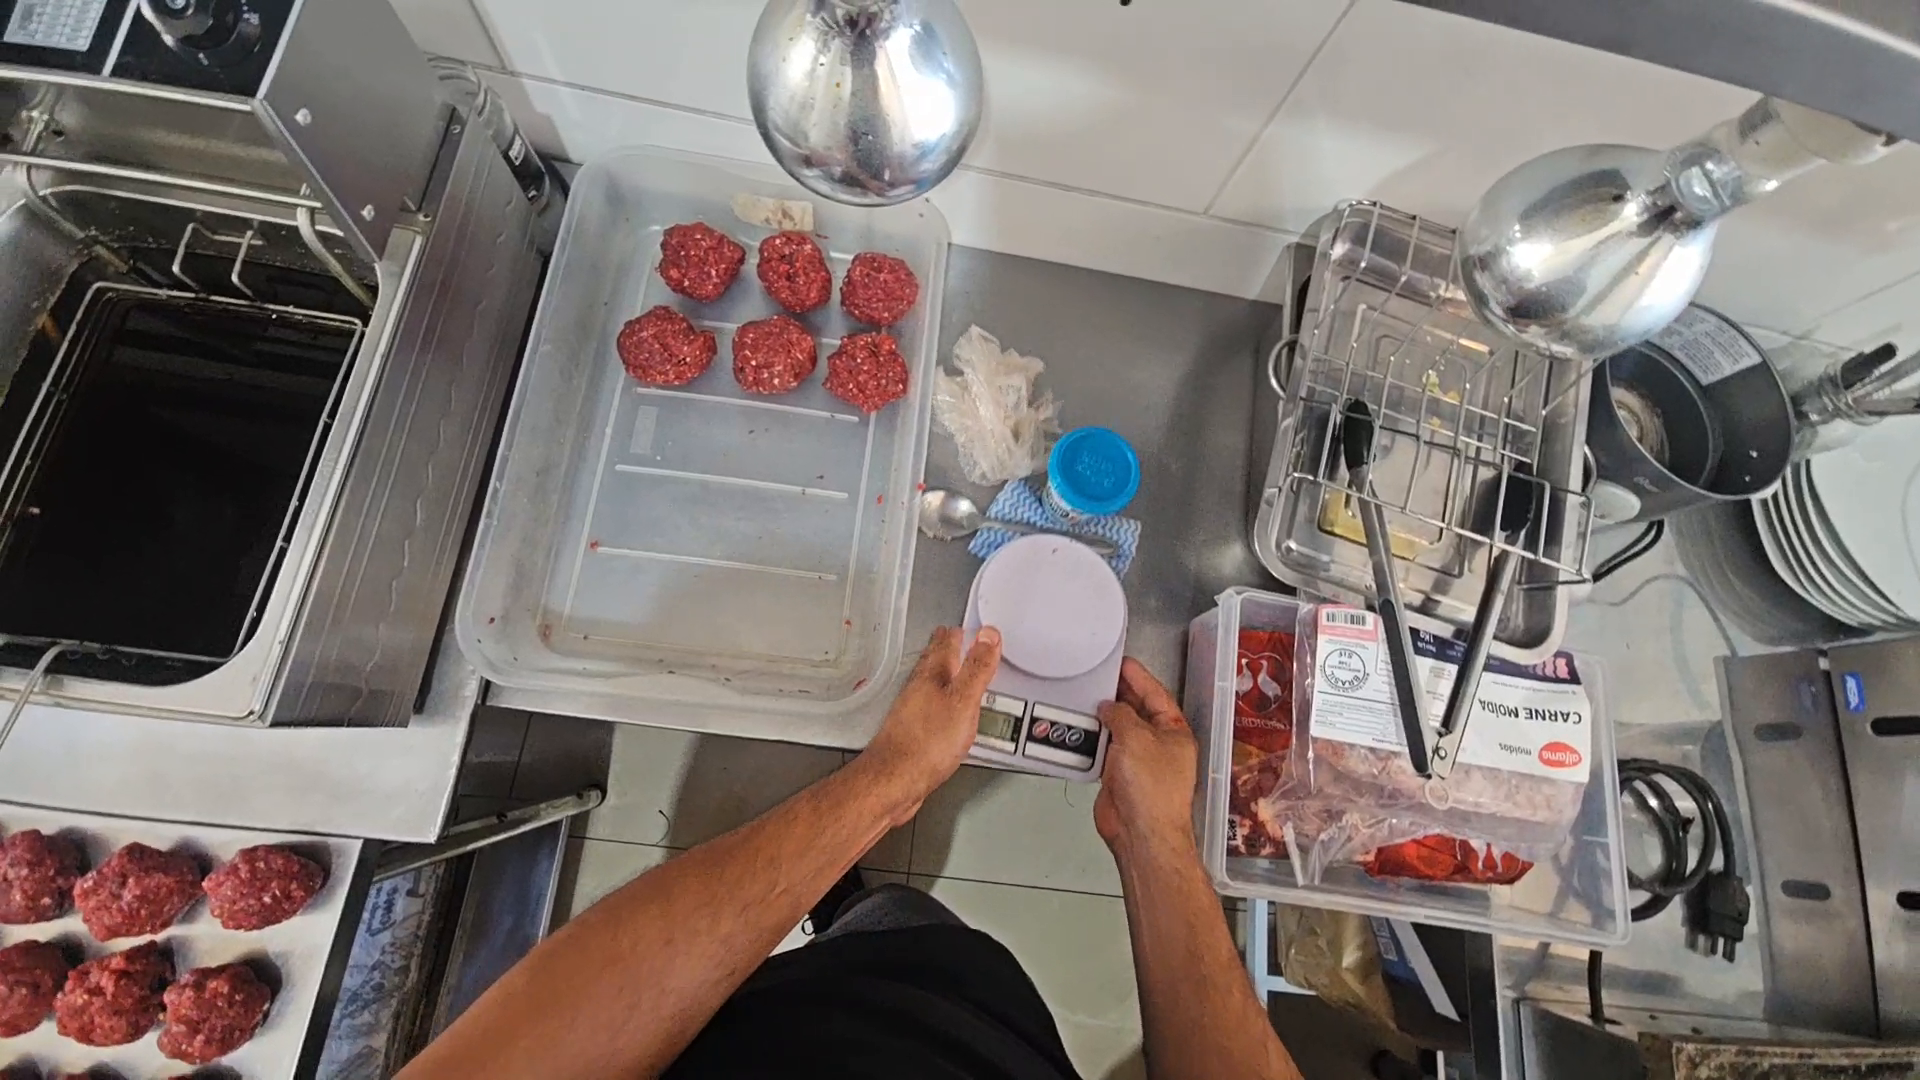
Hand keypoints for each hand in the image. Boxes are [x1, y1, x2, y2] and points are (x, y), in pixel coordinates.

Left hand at [854, 625, 1001, 824]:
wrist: (894, 780)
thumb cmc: (926, 743)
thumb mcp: (963, 701)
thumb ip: (977, 667)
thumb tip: (988, 635)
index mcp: (932, 674)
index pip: (946, 642)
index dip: (960, 633)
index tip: (971, 627)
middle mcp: (919, 687)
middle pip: (934, 659)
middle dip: (947, 647)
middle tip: (956, 638)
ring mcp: (912, 709)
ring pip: (930, 681)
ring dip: (943, 671)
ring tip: (953, 668)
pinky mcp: (911, 730)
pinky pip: (928, 705)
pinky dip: (940, 698)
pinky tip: (943, 709)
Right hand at [1095, 658, 1199, 863]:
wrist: (1141, 832)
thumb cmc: (1151, 788)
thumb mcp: (1137, 737)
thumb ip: (1121, 715)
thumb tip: (1109, 708)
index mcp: (1174, 732)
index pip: (1156, 695)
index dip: (1139, 677)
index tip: (1122, 662)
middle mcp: (1158, 744)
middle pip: (1137, 710)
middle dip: (1119, 694)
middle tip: (1098, 675)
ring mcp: (1138, 760)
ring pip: (1119, 729)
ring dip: (1103, 716)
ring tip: (1084, 696)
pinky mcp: (1118, 775)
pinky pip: (1104, 749)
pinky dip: (1092, 737)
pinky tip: (1079, 726)